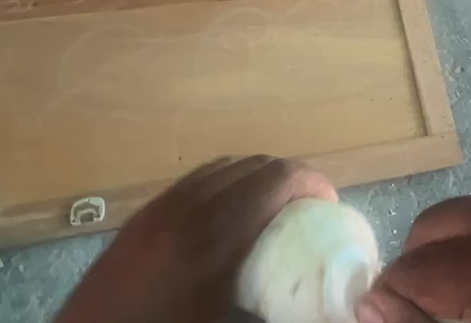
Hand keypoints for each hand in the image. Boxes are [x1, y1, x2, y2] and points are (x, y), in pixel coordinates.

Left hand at [54, 155, 335, 322]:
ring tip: (273, 211)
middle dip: (289, 178)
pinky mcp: (141, 218)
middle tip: (308, 210)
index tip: (329, 205)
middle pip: (253, 165)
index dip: (311, 182)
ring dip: (256, 179)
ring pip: (223, 167)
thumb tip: (315, 304)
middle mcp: (188, 207)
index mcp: (213, 235)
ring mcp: (160, 208)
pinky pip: (195, 181)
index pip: (275, 178)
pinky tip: (229, 217)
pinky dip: (224, 185)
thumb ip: (269, 305)